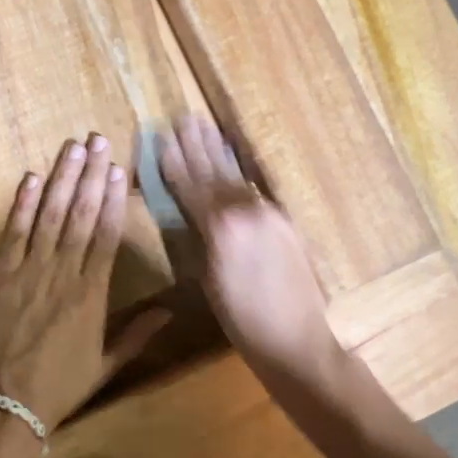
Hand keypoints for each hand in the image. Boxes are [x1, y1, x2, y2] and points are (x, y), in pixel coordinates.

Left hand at [0, 134, 171, 433]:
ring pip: (48, 216)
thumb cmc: (60, 387)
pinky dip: (21, 204)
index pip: (106, 237)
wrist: (6, 406)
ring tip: (71, 148)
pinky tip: (30, 178)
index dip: (113, 200)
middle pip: (80, 216)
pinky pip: (13, 233)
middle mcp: (63, 275)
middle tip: (97, 140)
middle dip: (90, 176)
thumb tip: (170, 311)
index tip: (118, 169)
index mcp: (92, 295)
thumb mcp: (105, 365)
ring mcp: (28, 272)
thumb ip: (137, 334)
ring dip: (60, 179)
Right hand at [158, 116, 344, 379]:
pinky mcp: (284, 221)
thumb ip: (198, 237)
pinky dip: (239, 170)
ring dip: (218, 150)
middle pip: (215, 171)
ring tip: (205, 125)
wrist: (295, 340)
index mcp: (221, 225)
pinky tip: (232, 158)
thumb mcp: (208, 279)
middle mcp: (246, 210)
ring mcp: (269, 213)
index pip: (191, 185)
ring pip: (237, 175)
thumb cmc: (241, 319)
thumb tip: (188, 211)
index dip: (174, 162)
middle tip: (183, 117)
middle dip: (196, 145)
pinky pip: (254, 187)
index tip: (162, 136)